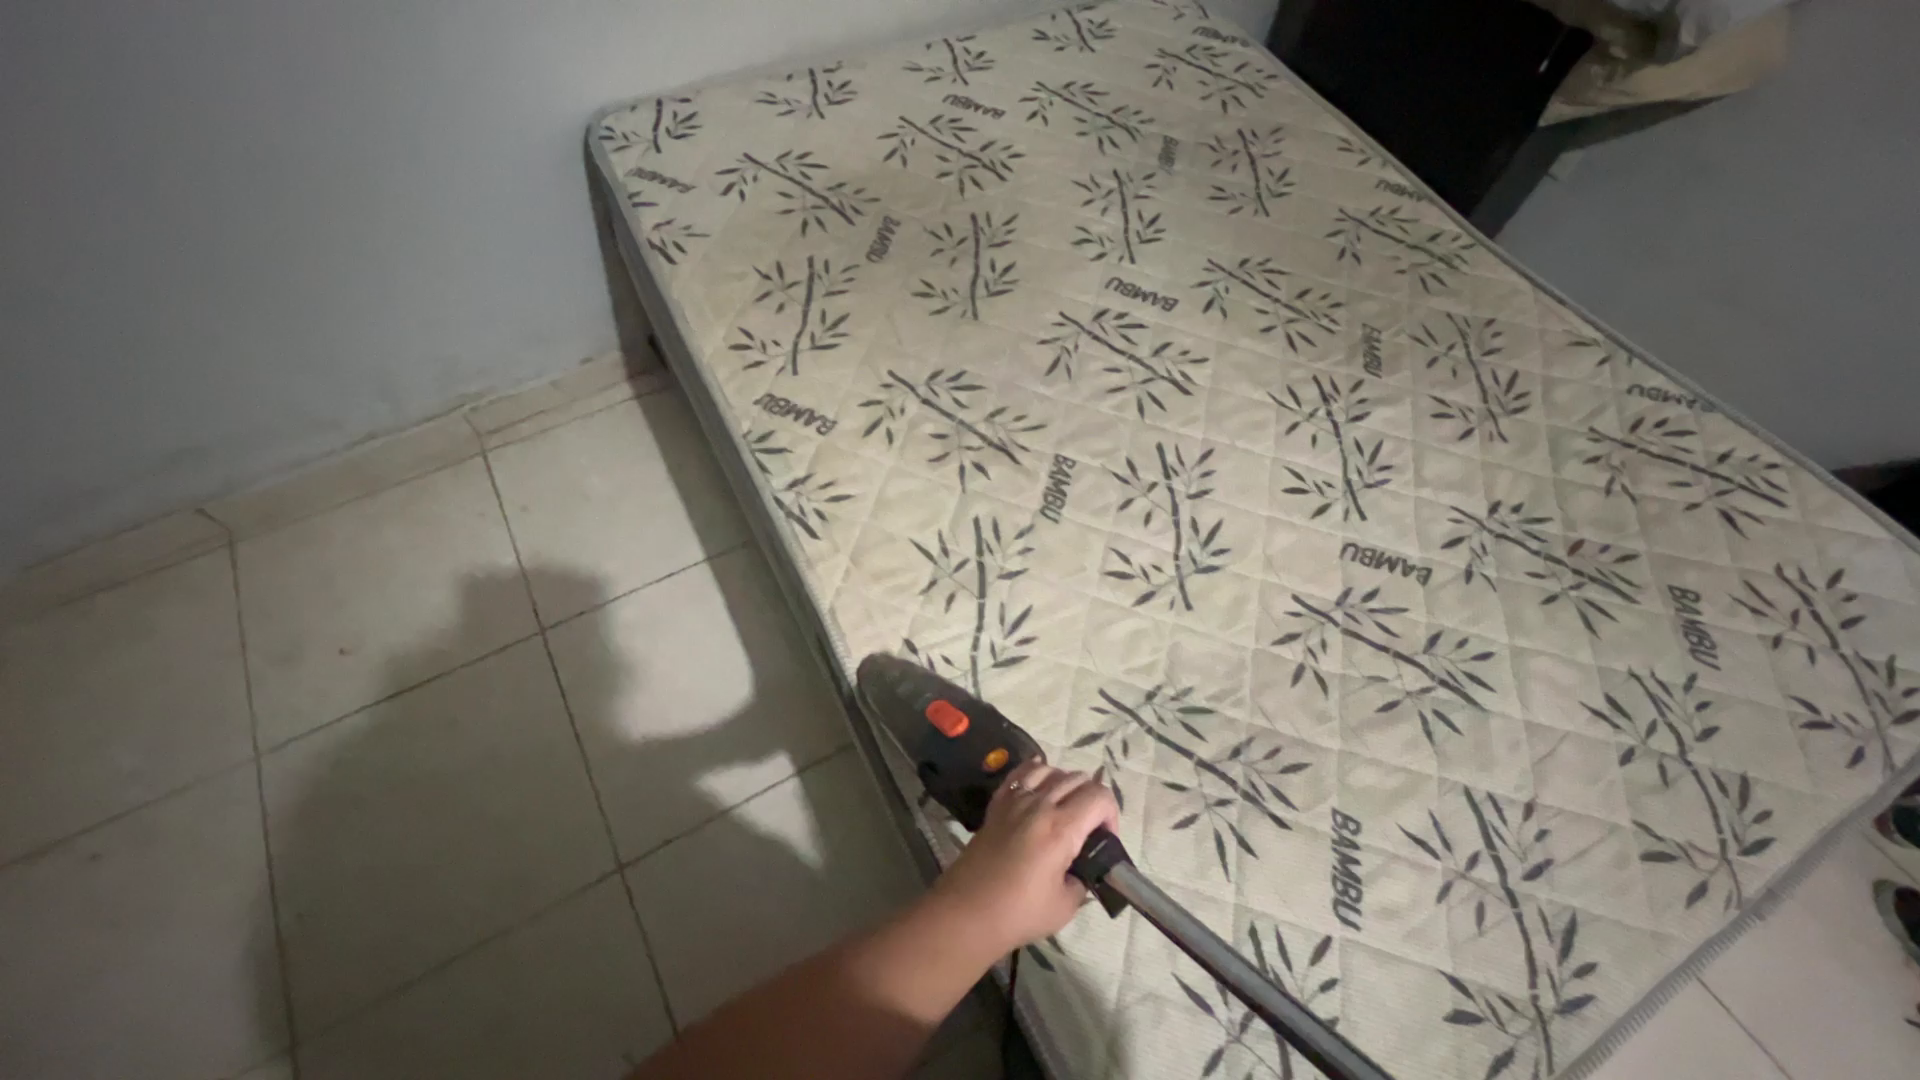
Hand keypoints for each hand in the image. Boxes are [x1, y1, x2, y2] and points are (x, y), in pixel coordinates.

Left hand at [927, 761, 1120, 958]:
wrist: (967, 911)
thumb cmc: (1018, 913)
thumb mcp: (1065, 905)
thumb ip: (1082, 878)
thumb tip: (1081, 867)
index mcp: (1061, 828)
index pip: (1099, 796)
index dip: (1111, 814)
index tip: (1105, 839)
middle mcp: (1039, 805)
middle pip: (1078, 778)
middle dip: (1093, 799)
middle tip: (1089, 829)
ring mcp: (1015, 801)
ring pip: (1050, 770)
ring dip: (1066, 784)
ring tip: (1065, 809)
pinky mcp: (997, 805)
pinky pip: (1020, 773)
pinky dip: (1037, 773)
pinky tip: (1040, 788)